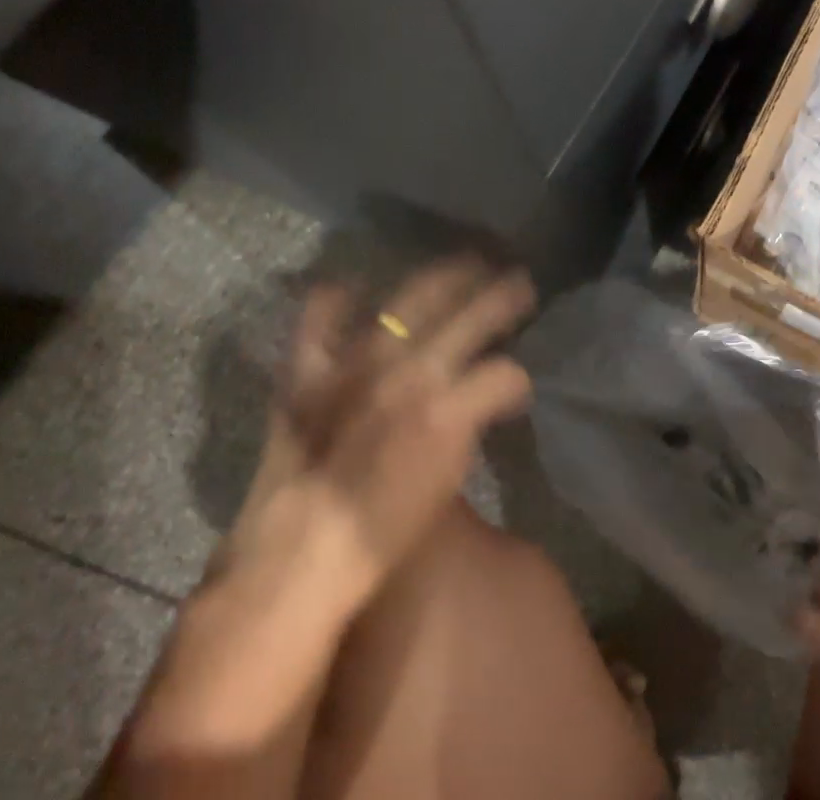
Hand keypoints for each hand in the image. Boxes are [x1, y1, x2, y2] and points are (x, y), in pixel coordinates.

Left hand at [213, 257, 536, 617]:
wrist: (297, 556)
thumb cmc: (384, 531)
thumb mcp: (449, 479)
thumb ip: (475, 421)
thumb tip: (493, 396)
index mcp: (446, 406)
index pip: (505, 371)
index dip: (518, 377)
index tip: (522, 380)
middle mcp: (405, 373)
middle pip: (468, 318)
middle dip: (500, 296)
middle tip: (521, 279)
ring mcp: (353, 366)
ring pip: (409, 304)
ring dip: (443, 280)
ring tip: (466, 264)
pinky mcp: (308, 375)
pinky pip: (320, 322)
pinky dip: (335, 301)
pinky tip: (350, 288)